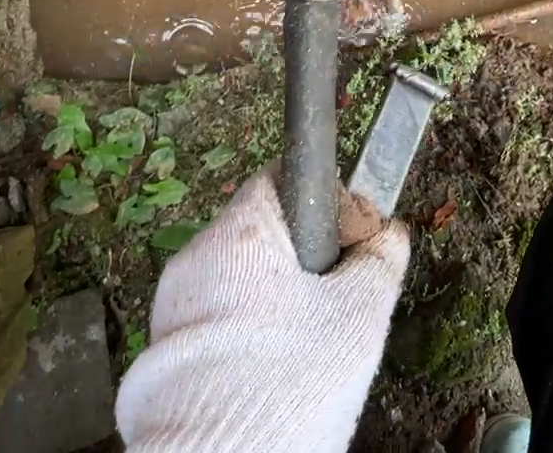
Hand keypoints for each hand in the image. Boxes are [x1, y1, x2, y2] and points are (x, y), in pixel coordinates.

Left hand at [115, 171, 409, 452]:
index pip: (280, 178)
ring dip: (275, 297)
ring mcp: (172, 306)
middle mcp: (196, 257)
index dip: (322, 198)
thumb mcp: (358, 313)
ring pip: (241, 280)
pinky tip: (271, 367)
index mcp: (241, 231)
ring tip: (307, 341)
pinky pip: (217, 320)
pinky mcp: (161, 351)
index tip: (347, 236)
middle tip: (336, 297)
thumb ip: (380, 259)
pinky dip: (246, 331)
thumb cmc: (293, 374)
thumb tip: (392, 232)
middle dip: (303, 257)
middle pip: (263, 232)